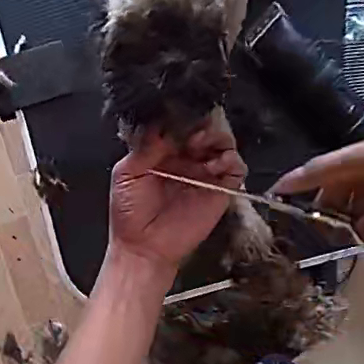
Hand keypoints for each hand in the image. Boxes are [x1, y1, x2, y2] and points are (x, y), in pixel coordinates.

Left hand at [108, 120, 246, 272]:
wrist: (143, 248)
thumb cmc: (130, 214)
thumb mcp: (127, 172)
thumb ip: (145, 145)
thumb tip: (164, 124)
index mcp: (165, 150)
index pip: (181, 122)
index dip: (183, 116)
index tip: (178, 119)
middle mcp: (188, 159)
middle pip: (206, 127)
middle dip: (202, 124)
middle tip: (192, 135)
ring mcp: (206, 174)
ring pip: (224, 143)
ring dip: (217, 138)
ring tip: (202, 147)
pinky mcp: (221, 191)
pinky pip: (236, 169)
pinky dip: (231, 160)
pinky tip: (214, 166)